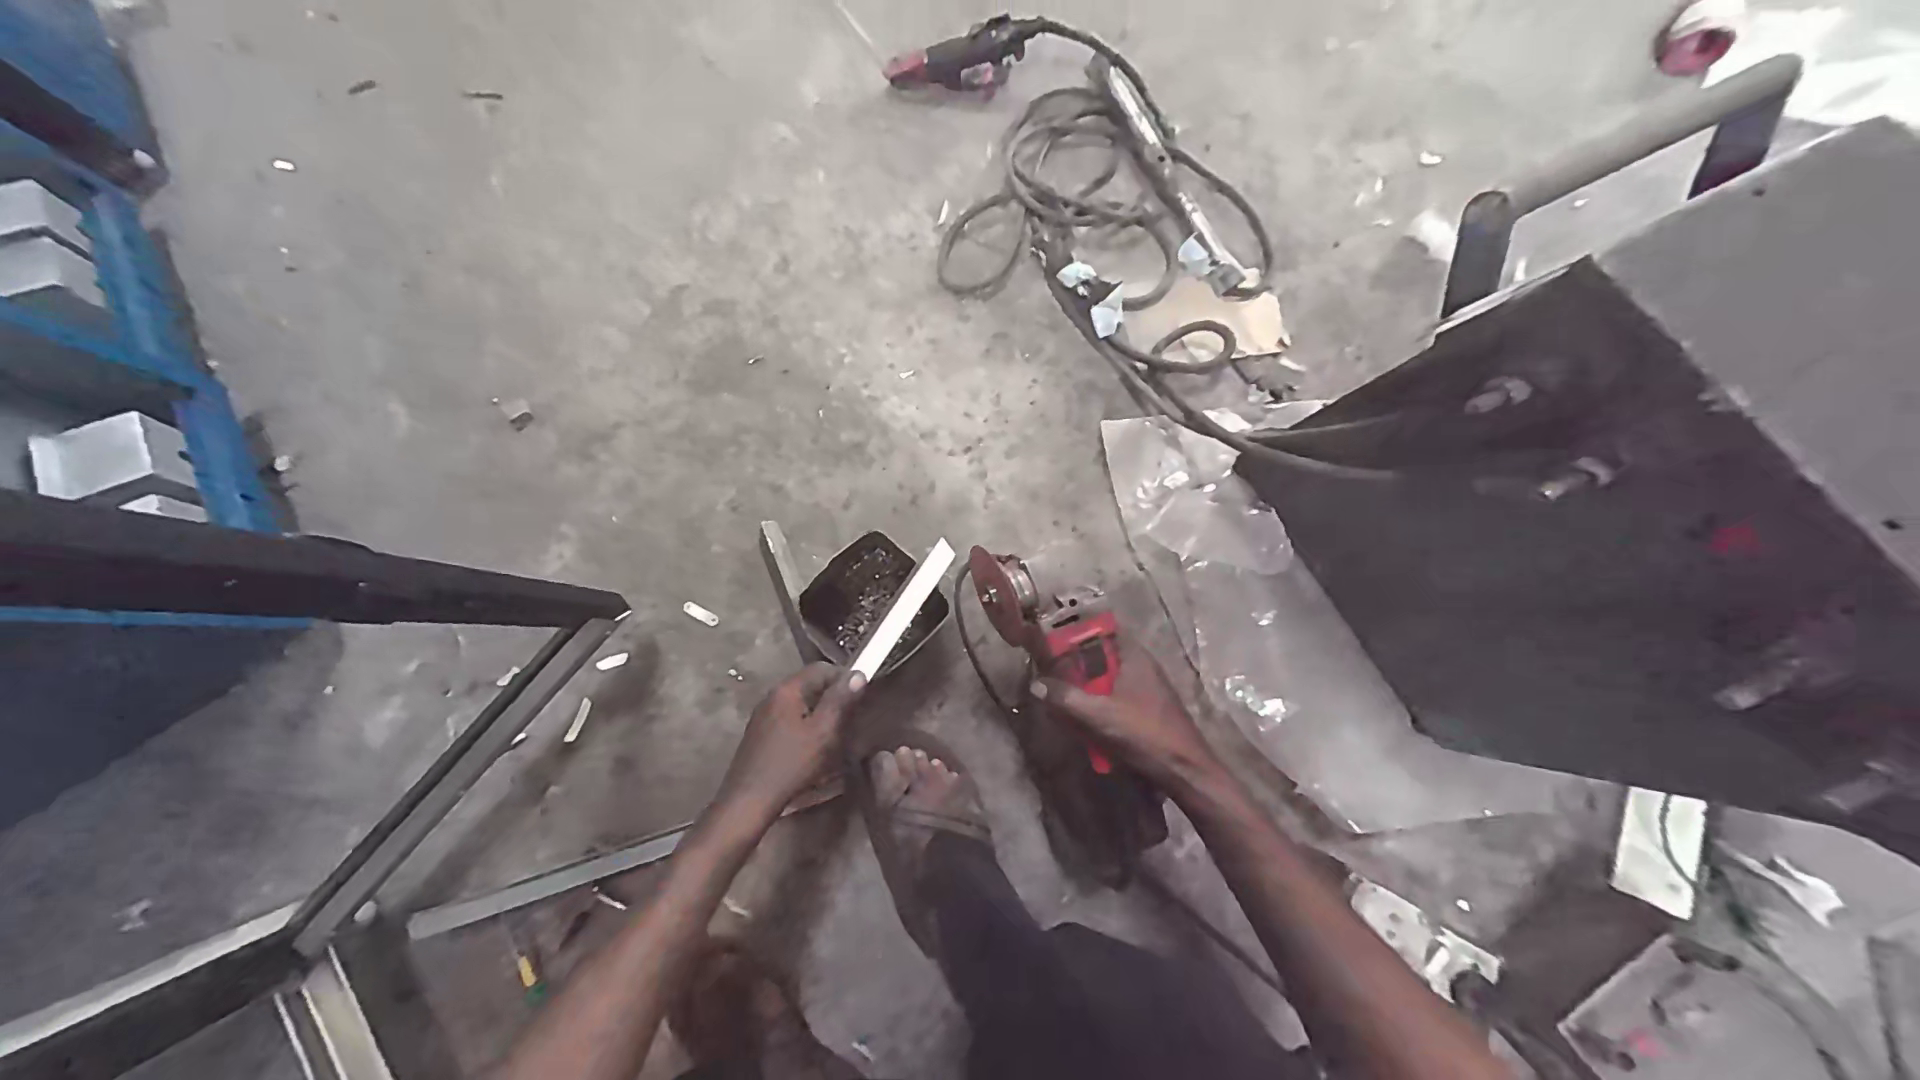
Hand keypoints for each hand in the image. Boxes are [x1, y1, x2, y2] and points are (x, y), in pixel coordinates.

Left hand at [718, 664, 866, 814]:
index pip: (822, 668)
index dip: (844, 679)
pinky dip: (806, 728)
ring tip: (835, 738)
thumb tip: (857, 674)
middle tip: (850, 721)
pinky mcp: (761, 734)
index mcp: (787, 689)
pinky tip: (813, 750)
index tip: (859, 700)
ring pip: (801, 705)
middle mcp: (772, 696)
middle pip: (810, 686)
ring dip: (820, 716)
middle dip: (833, 699)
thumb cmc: (791, 764)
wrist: (749, 801)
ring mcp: (764, 716)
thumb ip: (840, 700)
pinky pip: (790, 720)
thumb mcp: (823, 731)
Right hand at [1033, 642, 1223, 793]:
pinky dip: (1098, 702)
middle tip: (1049, 669)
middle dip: (1076, 661)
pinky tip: (1083, 718)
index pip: (1103, 628)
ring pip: (1107, 677)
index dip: (1078, 630)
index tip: (1052, 636)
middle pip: (1102, 654)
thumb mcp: (1099, 716)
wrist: (1186, 772)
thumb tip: (1035, 684)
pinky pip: (1115, 696)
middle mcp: (1142, 665)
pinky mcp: (1147, 709)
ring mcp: (1146, 688)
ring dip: (1085, 685)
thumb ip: (1066, 698)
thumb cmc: (1145, 734)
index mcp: (1134, 656)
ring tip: (1060, 693)